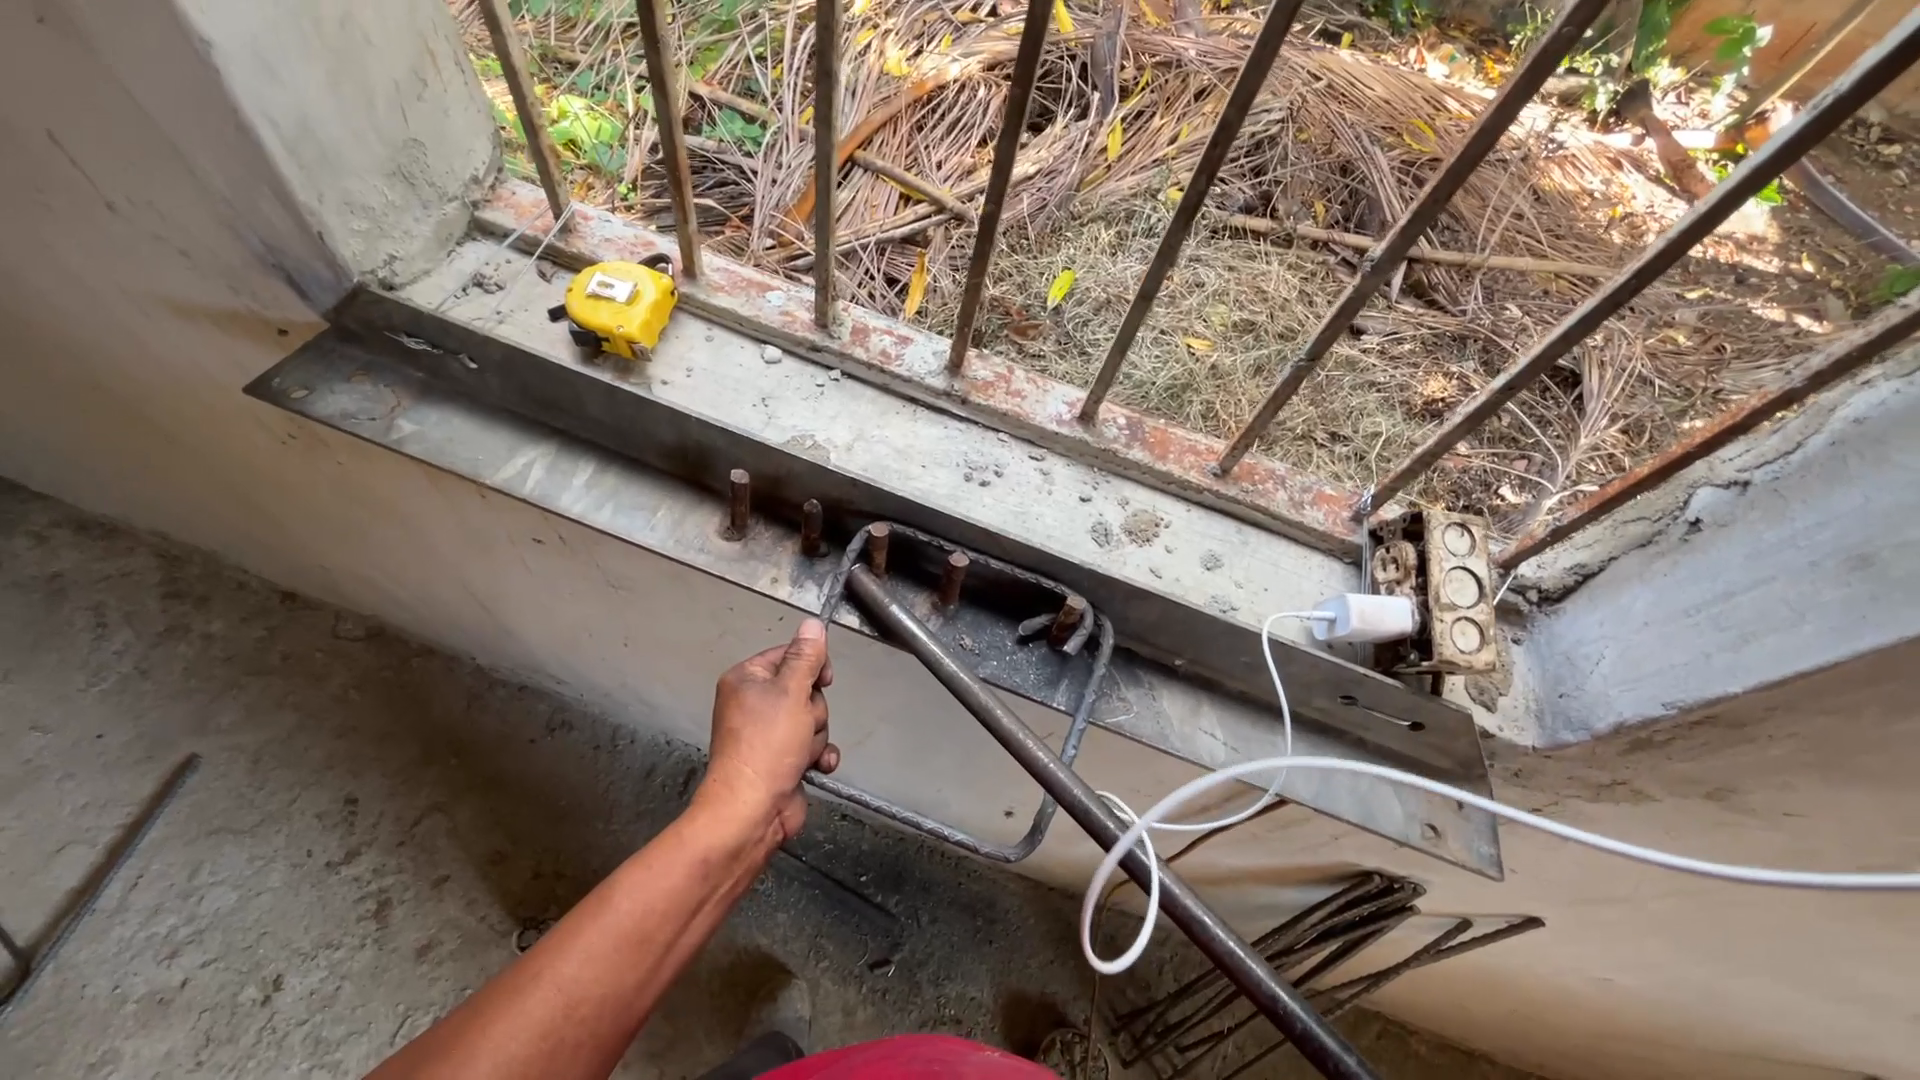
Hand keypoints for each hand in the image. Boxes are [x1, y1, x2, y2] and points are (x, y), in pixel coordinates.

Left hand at [700, 618, 840, 842]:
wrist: (753, 809)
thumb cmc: (766, 747)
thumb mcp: (791, 692)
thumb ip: (806, 656)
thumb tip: (812, 624)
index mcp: (746, 679)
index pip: (789, 654)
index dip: (811, 667)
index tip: (821, 680)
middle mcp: (753, 704)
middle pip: (806, 689)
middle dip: (813, 710)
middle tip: (801, 725)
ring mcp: (767, 734)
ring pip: (813, 720)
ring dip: (816, 736)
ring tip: (800, 752)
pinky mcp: (782, 759)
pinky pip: (813, 746)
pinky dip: (818, 756)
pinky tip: (815, 766)